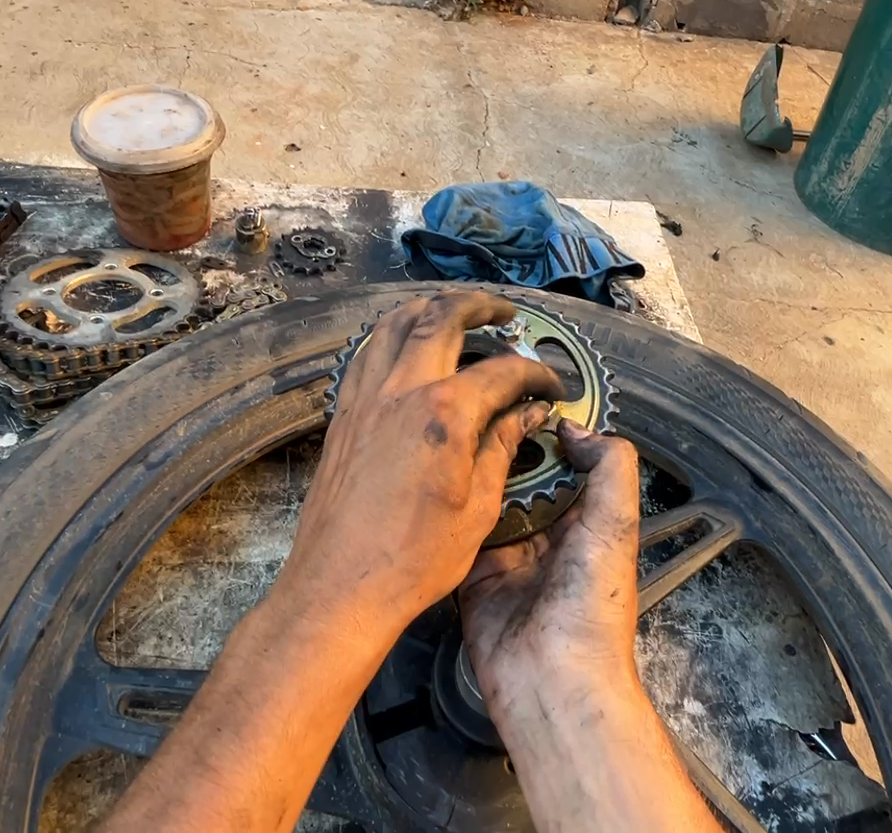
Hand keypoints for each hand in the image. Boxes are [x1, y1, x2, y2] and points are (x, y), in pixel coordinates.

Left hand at [280, 290, 564, 642]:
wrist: (339, 586)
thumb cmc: (415, 558)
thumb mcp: (479, 509)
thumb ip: (503, 447)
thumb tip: (528, 414)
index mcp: (444, 413)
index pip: (502, 372)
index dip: (536, 373)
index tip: (552, 386)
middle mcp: (401, 390)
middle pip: (442, 317)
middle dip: (480, 305)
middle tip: (505, 311)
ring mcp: (366, 397)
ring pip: (394, 324)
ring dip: (429, 307)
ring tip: (454, 310)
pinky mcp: (343, 413)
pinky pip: (366, 353)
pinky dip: (389, 335)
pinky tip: (403, 345)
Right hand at [457, 426, 719, 832]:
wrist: (552, 680)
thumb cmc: (592, 606)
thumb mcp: (616, 524)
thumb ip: (610, 467)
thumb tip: (574, 427)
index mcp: (583, 520)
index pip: (563, 463)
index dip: (545, 434)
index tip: (520, 400)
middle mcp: (545, 533)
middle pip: (520, 478)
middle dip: (503, 451)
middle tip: (476, 417)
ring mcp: (507, 553)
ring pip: (487, 500)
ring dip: (474, 477)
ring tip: (452, 440)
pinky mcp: (474, 574)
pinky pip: (459, 534)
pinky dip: (451, 513)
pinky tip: (436, 483)